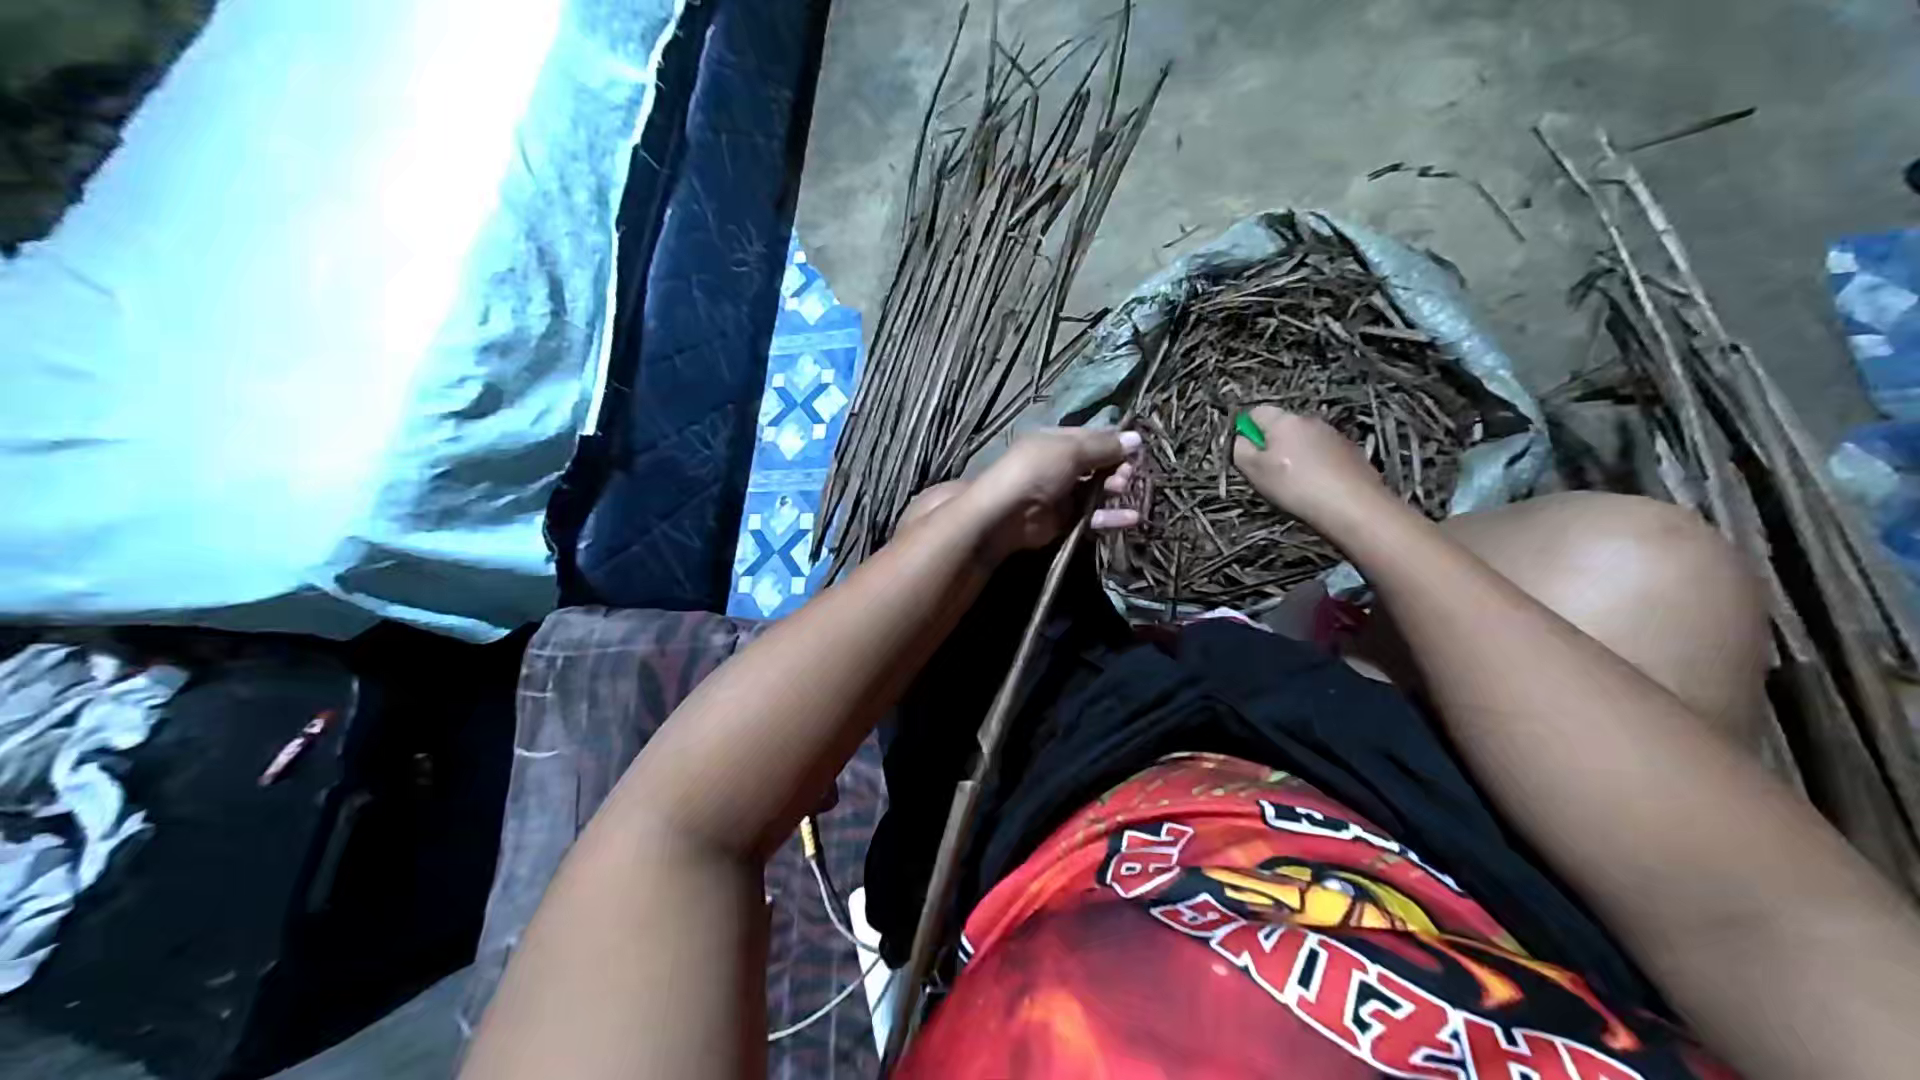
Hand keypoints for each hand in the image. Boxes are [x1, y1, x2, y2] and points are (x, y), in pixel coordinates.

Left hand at [905, 428, 1141, 560]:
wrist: (1006, 513)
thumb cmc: (1036, 470)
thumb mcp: (1070, 449)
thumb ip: (1104, 445)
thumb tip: (1137, 439)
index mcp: (1058, 441)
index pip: (1093, 437)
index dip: (1116, 442)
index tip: (1137, 449)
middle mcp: (1061, 465)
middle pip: (1099, 464)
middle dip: (1117, 467)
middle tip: (1126, 474)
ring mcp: (1063, 493)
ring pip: (1098, 490)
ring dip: (1116, 489)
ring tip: (1123, 490)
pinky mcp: (1066, 519)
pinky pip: (1094, 516)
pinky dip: (1112, 517)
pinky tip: (1131, 518)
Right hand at [1231, 406, 1389, 528]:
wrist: (1354, 506)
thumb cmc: (1296, 486)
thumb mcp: (1254, 470)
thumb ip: (1239, 449)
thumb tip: (1239, 439)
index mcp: (1284, 420)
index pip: (1255, 412)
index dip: (1246, 431)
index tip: (1248, 455)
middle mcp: (1310, 420)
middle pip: (1280, 427)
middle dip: (1271, 446)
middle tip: (1269, 474)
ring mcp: (1333, 435)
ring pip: (1302, 441)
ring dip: (1294, 456)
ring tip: (1295, 484)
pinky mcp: (1351, 451)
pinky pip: (1322, 454)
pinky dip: (1315, 466)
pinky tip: (1317, 486)